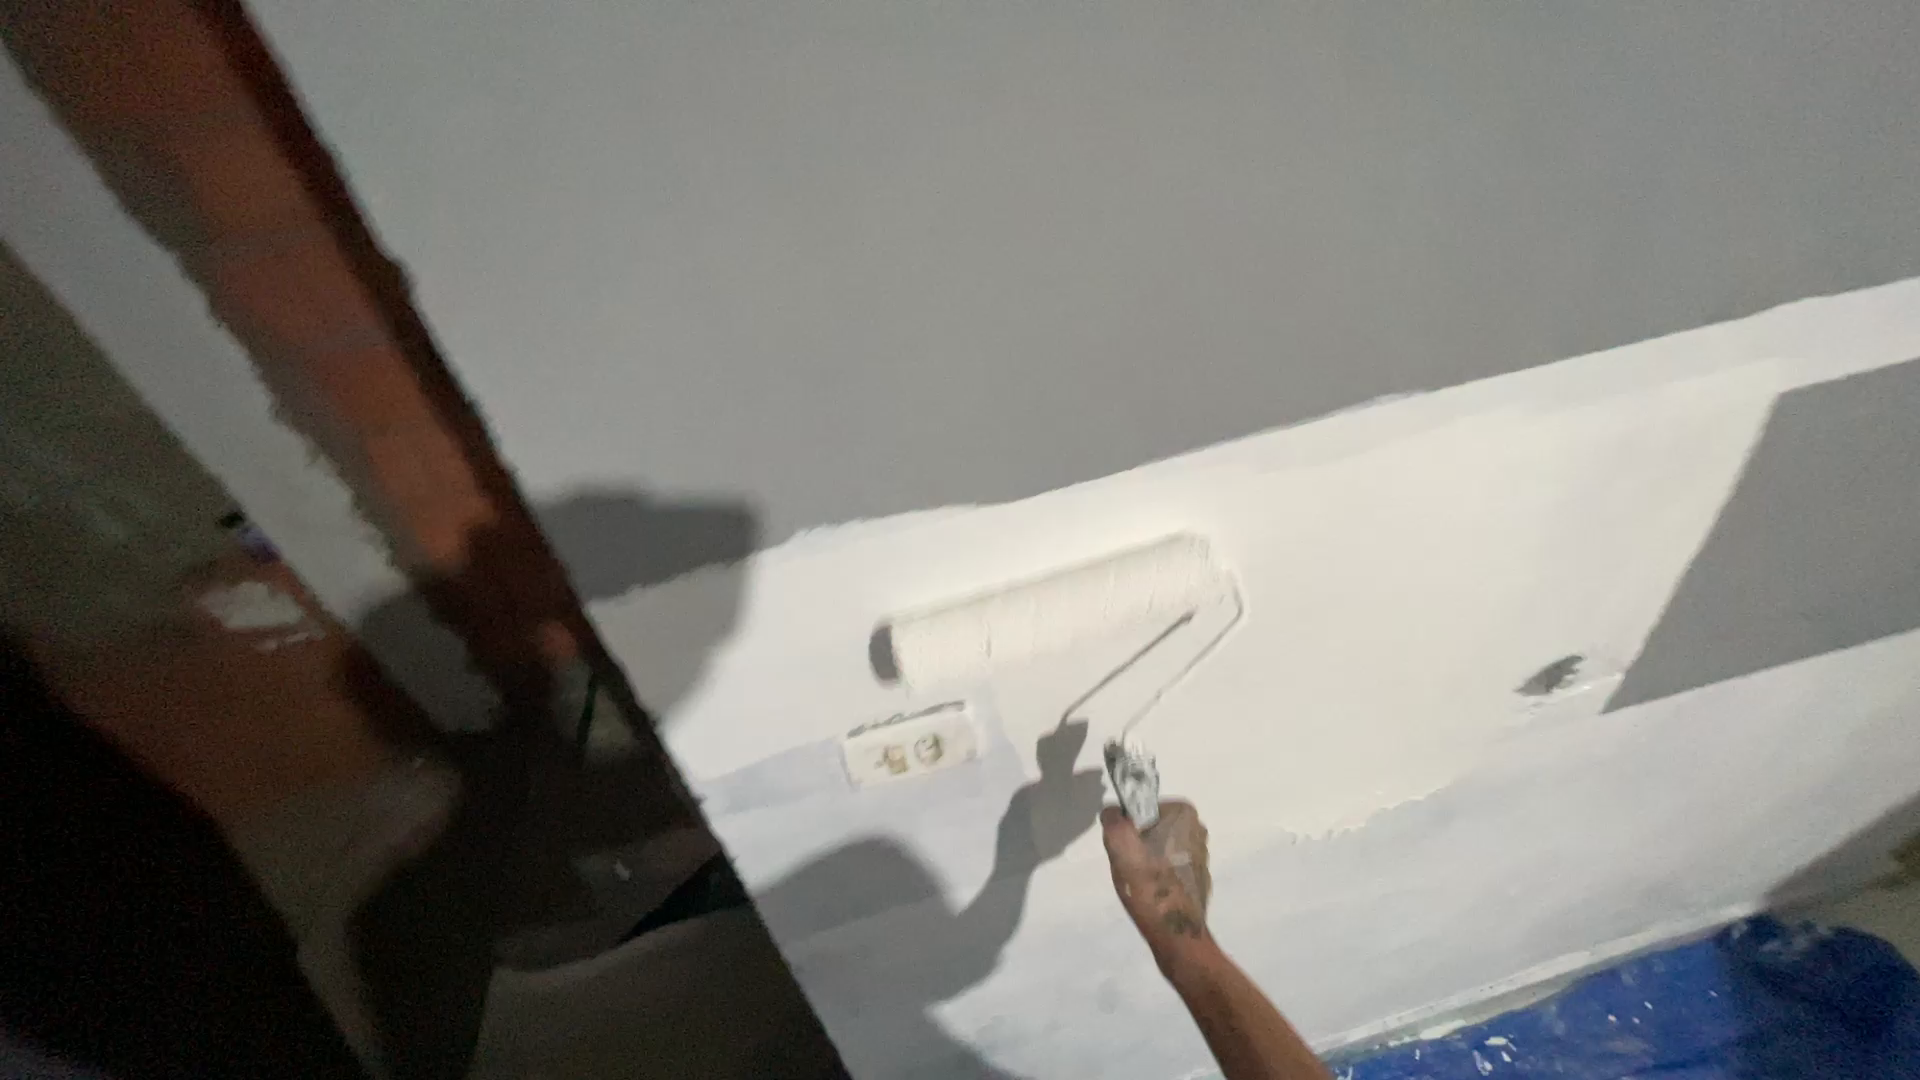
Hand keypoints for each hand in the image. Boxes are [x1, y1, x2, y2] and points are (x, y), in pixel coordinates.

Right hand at [1101, 800, 1213, 973]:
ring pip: (1158, 848)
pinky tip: (1151, 894)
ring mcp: (1201, 856)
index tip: (1124, 849)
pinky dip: (1157, 878)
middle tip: (1129, 866)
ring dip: (1145, 862)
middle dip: (1136, 844)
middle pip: (1150, 828)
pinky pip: (1168, 869)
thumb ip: (1112, 817)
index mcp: (1184, 813)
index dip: (1127, 827)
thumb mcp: (1118, 842)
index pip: (1141, 808)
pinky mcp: (1199, 880)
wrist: (1177, 937)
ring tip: (1140, 884)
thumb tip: (1114, 813)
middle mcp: (1197, 829)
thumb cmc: (1149, 884)